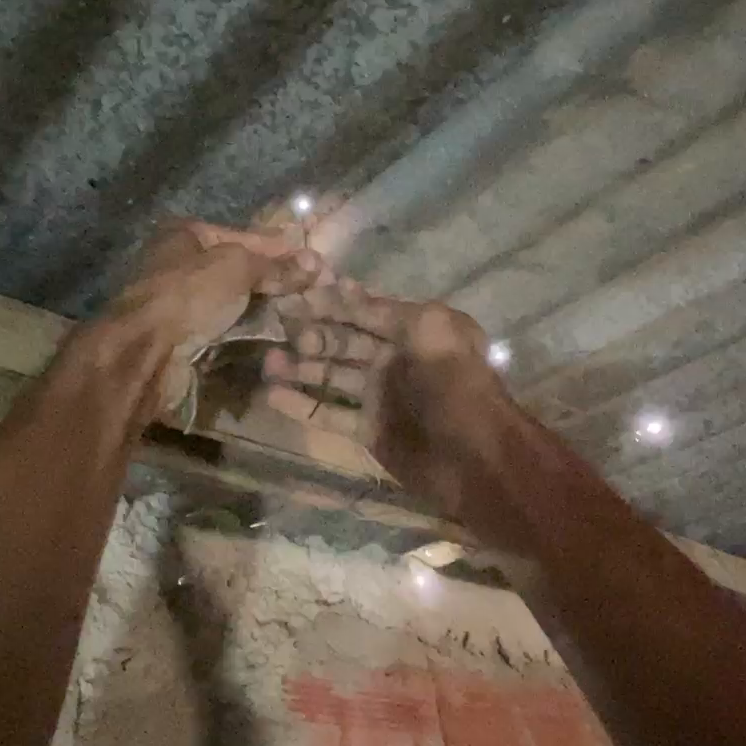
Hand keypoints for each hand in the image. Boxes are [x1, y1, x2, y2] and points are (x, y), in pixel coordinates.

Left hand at [109, 219, 322, 416]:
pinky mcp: (187, 339)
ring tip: (306, 319)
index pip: (246, 237)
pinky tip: (279, 340)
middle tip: (316, 294)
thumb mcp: (237, 267)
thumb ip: (275, 266)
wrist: (145, 352)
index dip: (282, 250)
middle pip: (240, 271)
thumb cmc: (187, 294)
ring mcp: (183, 305)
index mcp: (187, 235)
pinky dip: (249, 335)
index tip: (317, 264)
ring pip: (235, 305)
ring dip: (265, 312)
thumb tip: (316, 264)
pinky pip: (227, 332)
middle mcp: (182, 266)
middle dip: (275, 283)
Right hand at [260, 281, 501, 501]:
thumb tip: (343, 287)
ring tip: (268, 364)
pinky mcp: (370, 431)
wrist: (477, 457)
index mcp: (413, 330)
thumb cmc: (456, 385)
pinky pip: (330, 413)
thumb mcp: (429, 330)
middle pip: (343, 341)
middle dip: (311, 335)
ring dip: (299, 368)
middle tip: (281, 333)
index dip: (328, 303)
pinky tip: (272, 396)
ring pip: (331, 376)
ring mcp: (380, 396)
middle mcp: (394, 359)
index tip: (292, 298)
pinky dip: (302, 405)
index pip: (362, 310)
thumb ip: (385, 309)